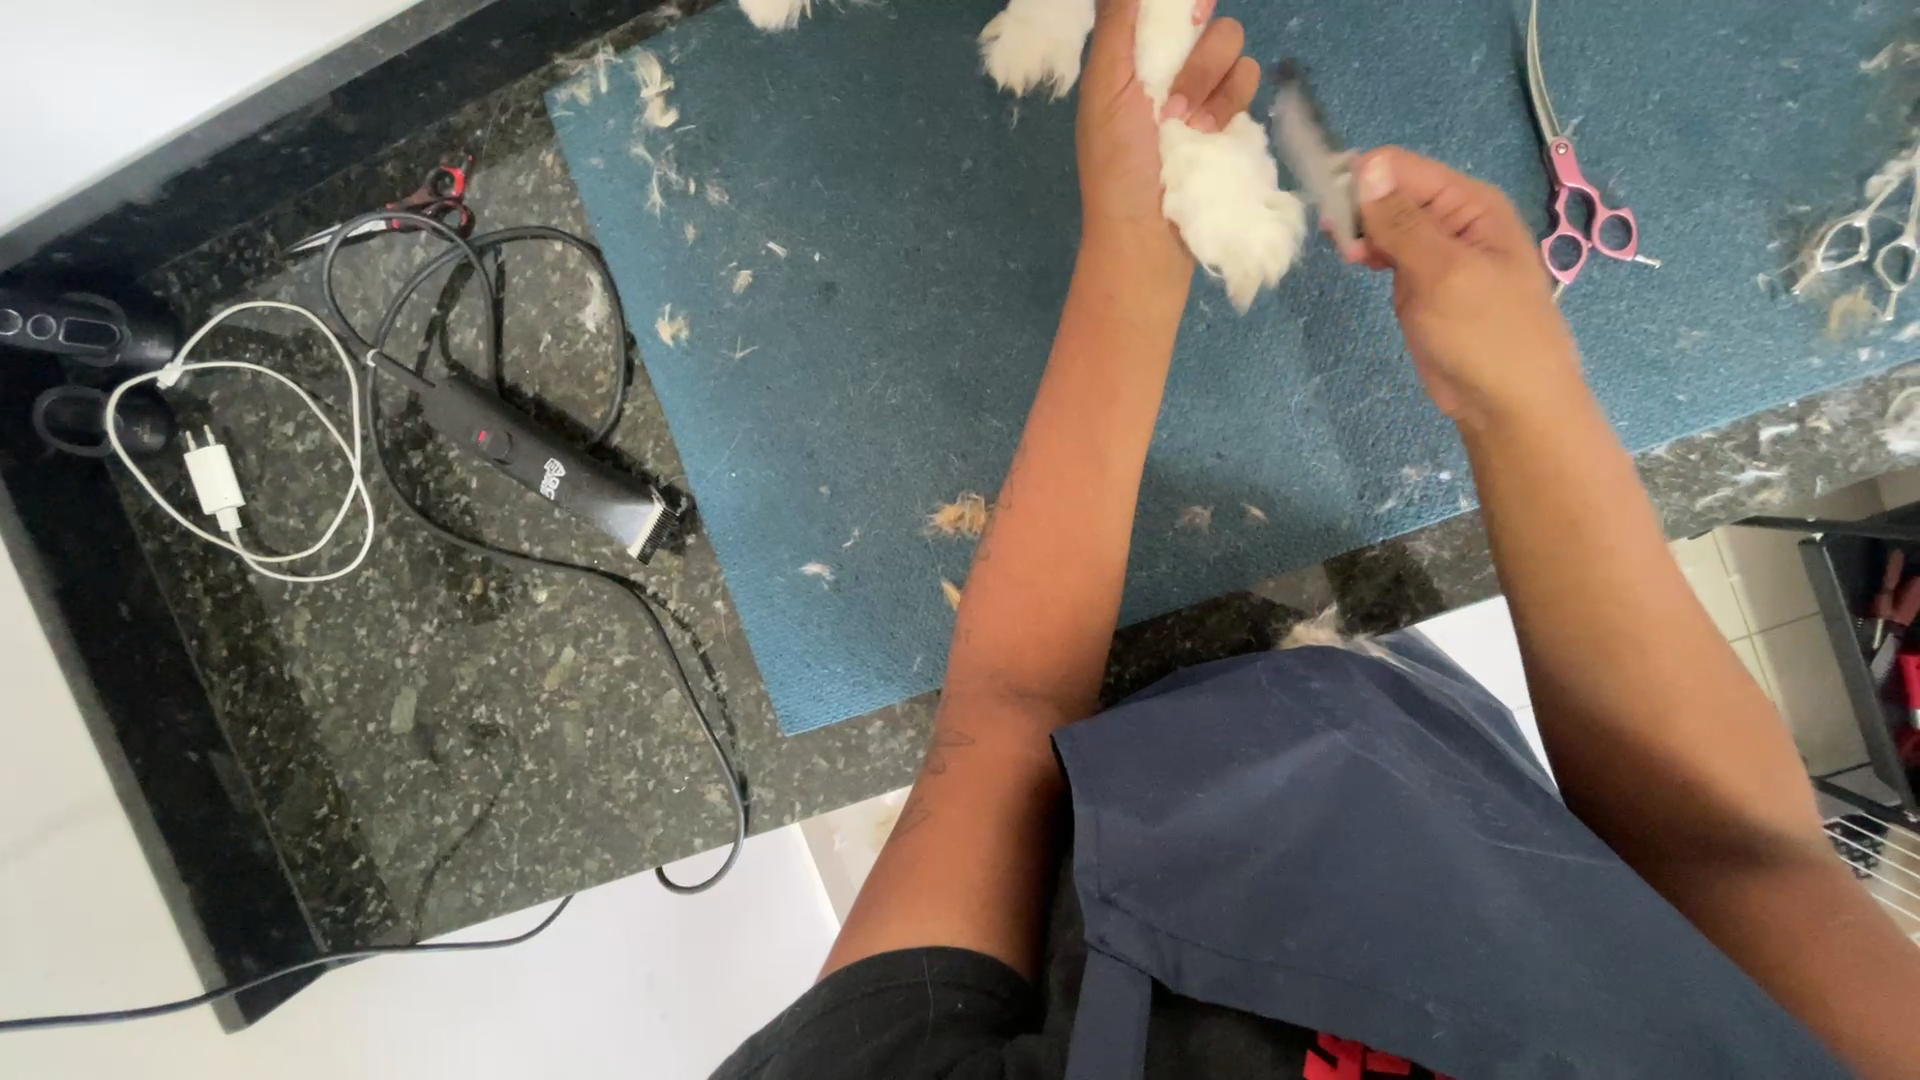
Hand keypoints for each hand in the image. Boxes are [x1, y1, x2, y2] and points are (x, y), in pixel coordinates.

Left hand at [1077, 0, 1260, 255]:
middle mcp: (1167, 69)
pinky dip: (1230, 106)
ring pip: (1234, 46)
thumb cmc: (1117, 168)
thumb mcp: (1105, 90)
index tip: (1190, 13)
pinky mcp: (1228, 121)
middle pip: (1207, 18)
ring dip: (1213, 86)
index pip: (1165, 9)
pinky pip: (1250, 80)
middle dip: (1197, 59)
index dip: (1182, 7)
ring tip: (1188, 129)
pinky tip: (1209, 137)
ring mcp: (1202, 94)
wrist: (1146, 237)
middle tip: (1171, 104)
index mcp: (1131, 59)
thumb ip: (1121, 25)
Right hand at [1342, 147, 1586, 428]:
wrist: (1505, 398)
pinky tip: (1357, 265)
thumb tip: (1367, 165)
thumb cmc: (1483, 333)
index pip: (1400, 169)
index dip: (1358, 182)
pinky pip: (1388, 250)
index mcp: (1468, 203)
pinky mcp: (1420, 281)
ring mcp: (1436, 251)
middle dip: (1356, 209)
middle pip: (1389, 191)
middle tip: (1340, 245)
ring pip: (1384, 222)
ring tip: (1348, 259)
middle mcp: (1452, 219)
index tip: (1329, 216)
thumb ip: (1403, 221)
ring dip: (1358, 233)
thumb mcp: (1442, 273)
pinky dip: (1368, 252)